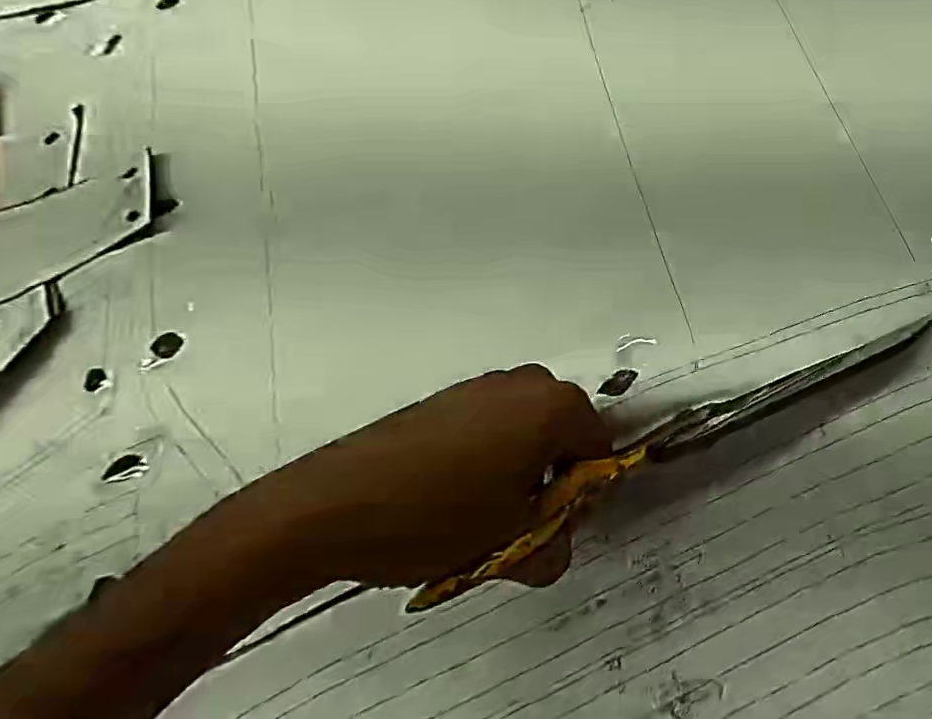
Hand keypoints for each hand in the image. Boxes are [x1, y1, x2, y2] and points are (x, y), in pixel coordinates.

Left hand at [238, 364, 611, 591]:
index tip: (554, 526)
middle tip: (519, 522)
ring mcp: (487, 383)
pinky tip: (451, 492)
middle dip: (552, 480)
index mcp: (556, 407)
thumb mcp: (508, 544)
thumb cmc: (436, 516)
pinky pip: (494, 423)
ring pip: (528, 430)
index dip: (584, 494)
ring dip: (520, 469)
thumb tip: (557, 546)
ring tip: (480, 512)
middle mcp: (529, 382)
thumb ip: (555, 549)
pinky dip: (490, 455)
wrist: (330, 504)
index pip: (600, 450)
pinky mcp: (451, 395)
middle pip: (566, 435)